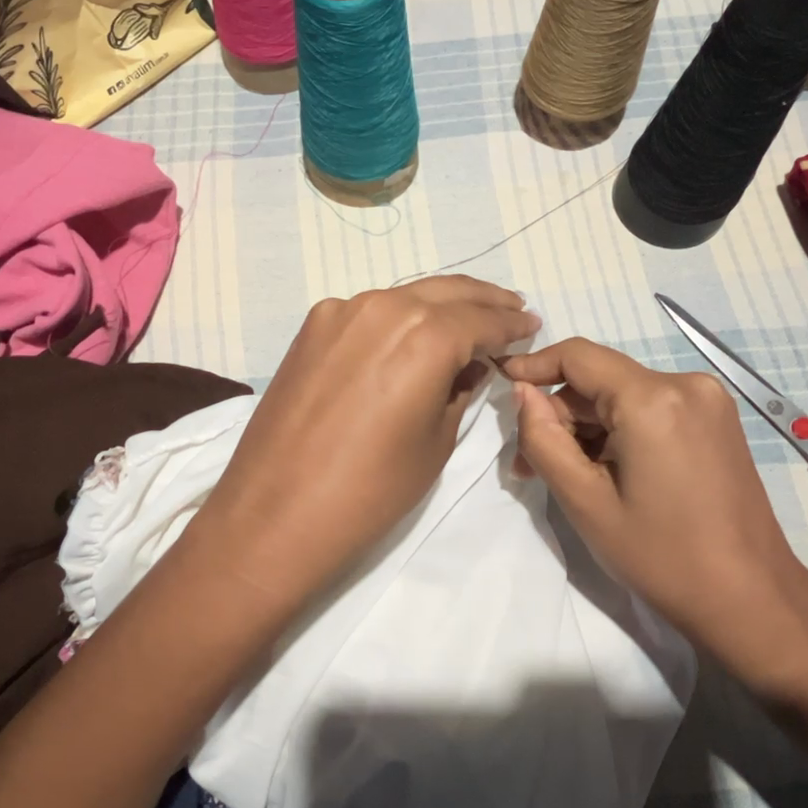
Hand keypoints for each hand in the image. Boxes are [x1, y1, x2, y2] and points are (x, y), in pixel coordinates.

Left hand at [196, 276, 539, 605]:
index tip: (531, 326)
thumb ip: (459, 390)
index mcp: (425, 334)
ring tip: (467, 320)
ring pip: (404, 297)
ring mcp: (339, 313)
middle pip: (445, 293)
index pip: (482, 319)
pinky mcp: (311, 330)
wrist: (276, 514)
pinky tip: (412, 336)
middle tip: (512, 309)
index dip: (511, 325)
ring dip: (440, 305)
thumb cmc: (371, 490)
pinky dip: (398, 318)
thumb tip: (469, 364)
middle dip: (483, 301)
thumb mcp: (436, 442)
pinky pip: (369, 313)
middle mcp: (383, 307)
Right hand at [502, 338, 807, 687]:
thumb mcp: (585, 500)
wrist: (749, 597)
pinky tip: (606, 472)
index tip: (500, 381)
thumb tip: (523, 393)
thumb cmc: (661, 554)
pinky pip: (651, 411)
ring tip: (565, 478)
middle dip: (560, 416)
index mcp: (652, 398)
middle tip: (529, 465)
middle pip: (601, 381)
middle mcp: (685, 384)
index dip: (534, 365)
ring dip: (589, 428)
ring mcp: (708, 402)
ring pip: (624, 398)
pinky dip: (621, 432)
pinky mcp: (717, 422)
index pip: (579, 356)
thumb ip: (544, 438)